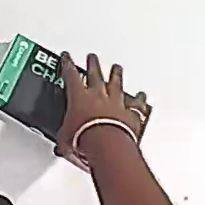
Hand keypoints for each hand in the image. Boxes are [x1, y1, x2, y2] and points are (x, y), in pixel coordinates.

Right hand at [57, 52, 149, 170]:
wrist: (107, 145)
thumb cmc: (85, 139)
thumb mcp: (66, 140)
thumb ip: (65, 139)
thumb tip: (62, 147)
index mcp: (78, 97)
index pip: (70, 75)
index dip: (67, 64)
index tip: (67, 57)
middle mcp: (98, 96)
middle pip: (95, 74)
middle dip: (93, 64)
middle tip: (92, 57)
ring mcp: (115, 103)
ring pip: (116, 84)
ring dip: (116, 75)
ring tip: (116, 67)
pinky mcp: (131, 114)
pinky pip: (137, 105)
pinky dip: (140, 100)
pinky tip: (142, 95)